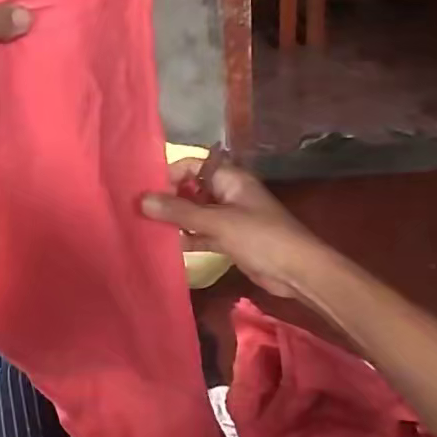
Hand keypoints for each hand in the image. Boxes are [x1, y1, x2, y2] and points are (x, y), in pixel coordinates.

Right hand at [141, 160, 330, 297]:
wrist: (297, 271)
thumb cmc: (261, 237)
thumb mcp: (218, 222)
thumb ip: (180, 211)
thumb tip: (142, 200)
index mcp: (230, 178)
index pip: (193, 165)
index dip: (170, 173)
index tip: (144, 188)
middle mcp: (228, 193)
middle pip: (192, 189)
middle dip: (168, 198)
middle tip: (138, 210)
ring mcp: (230, 218)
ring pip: (196, 213)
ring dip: (175, 220)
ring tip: (144, 227)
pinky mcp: (230, 240)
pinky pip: (203, 233)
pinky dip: (188, 238)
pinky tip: (165, 246)